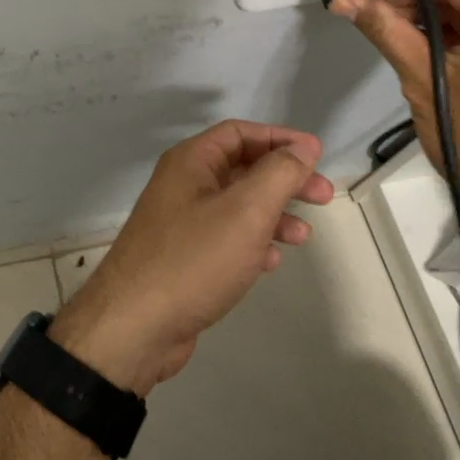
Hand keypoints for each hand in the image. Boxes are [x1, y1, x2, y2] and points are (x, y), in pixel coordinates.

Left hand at [50, 120, 333, 395]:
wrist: (135, 326)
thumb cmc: (194, 259)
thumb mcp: (246, 211)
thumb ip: (279, 173)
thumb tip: (303, 146)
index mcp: (190, 162)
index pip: (240, 133)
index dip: (280, 139)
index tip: (317, 155)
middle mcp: (182, 185)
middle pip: (241, 168)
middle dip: (284, 180)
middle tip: (323, 197)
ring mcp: (180, 223)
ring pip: (236, 206)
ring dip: (273, 214)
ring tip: (303, 237)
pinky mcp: (183, 258)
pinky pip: (224, 239)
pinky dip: (251, 244)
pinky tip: (269, 263)